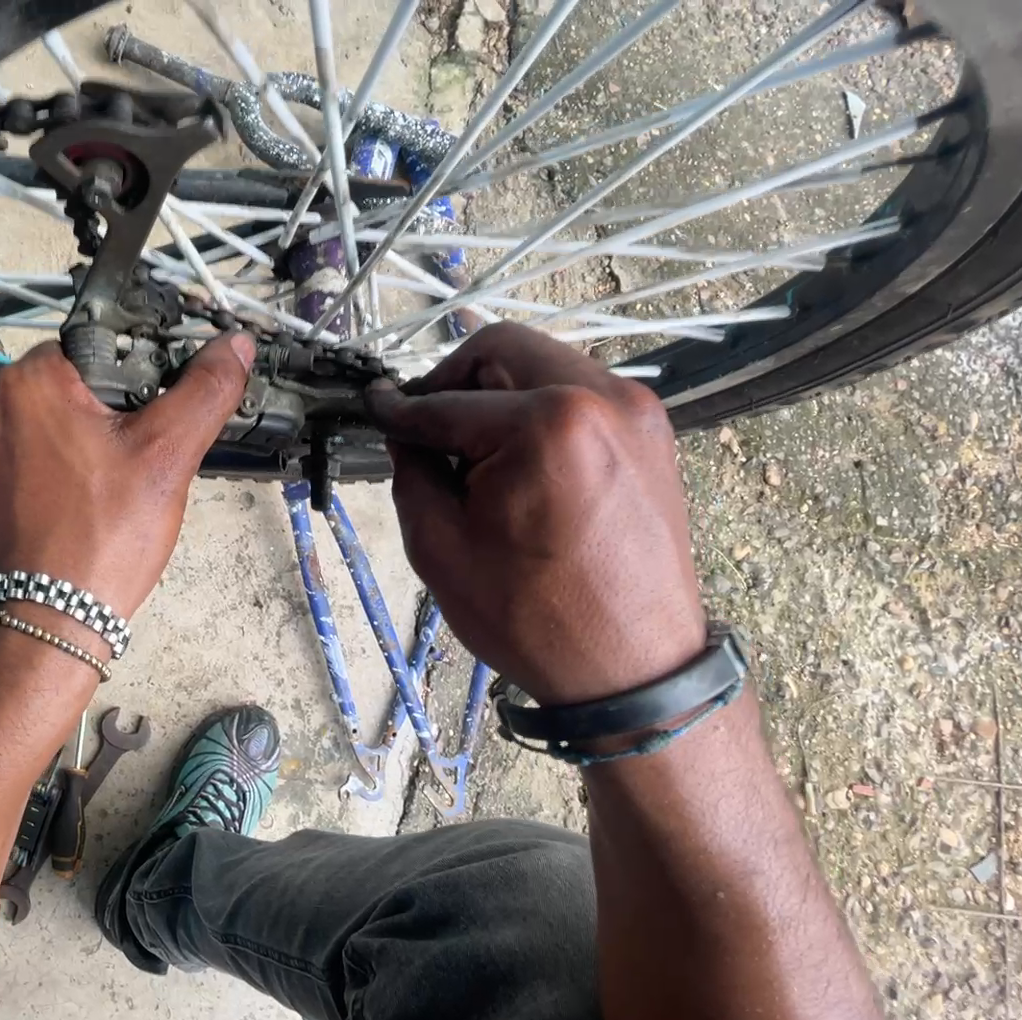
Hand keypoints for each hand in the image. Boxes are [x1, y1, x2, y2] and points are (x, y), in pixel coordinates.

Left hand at [0, 333, 254, 630]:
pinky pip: (14, 463)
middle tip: (128, 468)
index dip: (130, 385)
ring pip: (40, 428)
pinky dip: (42, 476)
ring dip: (71, 447)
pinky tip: (67, 509)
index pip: (92, 352)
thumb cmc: (102, 538)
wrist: (45, 622)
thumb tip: (236, 346)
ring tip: (98, 495)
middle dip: (102, 419)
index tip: (147, 426)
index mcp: (29, 381)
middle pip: (64, 391)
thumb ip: (205, 391)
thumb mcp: (167, 457)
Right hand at [365, 322, 706, 706]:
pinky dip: (534, 409)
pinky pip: (577, 394)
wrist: (631, 666)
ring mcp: (636, 411)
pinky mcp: (651, 433)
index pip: (445, 401)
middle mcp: (601, 397)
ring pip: (543, 364)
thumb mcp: (437, 544)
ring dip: (494, 392)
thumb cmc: (528, 614)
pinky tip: (515, 460)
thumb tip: (406, 430)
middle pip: (501, 350)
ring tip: (470, 450)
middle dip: (450, 380)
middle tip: (423, 427)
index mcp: (543, 424)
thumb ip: (412, 469)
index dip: (397, 408)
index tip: (371, 406)